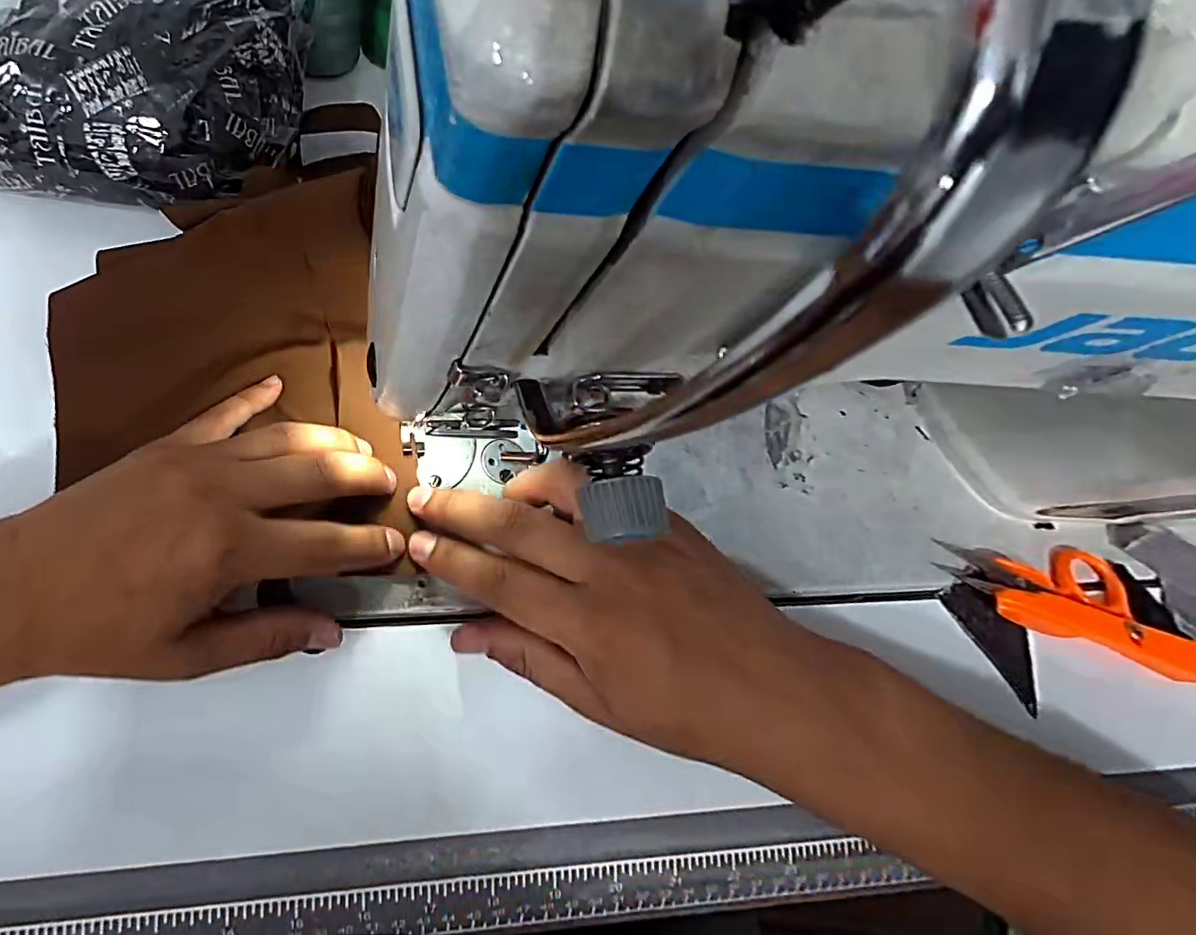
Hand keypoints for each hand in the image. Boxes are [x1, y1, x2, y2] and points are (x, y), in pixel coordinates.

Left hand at [0, 376, 402, 713]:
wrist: (16, 587)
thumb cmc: (100, 631)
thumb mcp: (184, 656)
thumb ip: (263, 640)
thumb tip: (328, 631)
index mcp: (230, 552)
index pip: (321, 543)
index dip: (364, 545)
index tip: (394, 543)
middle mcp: (223, 494)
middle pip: (314, 472)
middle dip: (361, 475)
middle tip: (389, 480)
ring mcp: (195, 459)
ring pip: (281, 436)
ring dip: (326, 437)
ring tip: (357, 445)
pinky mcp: (168, 443)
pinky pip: (223, 413)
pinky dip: (254, 397)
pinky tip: (277, 385)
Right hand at [407, 462, 870, 774]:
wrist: (774, 689)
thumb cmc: (686, 710)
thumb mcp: (596, 700)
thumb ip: (527, 657)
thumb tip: (471, 635)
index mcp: (587, 624)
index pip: (498, 580)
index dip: (451, 560)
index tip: (420, 545)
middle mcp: (608, 570)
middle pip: (516, 525)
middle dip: (459, 509)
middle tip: (427, 499)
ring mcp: (640, 537)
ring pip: (562, 487)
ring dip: (518, 486)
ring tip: (498, 500)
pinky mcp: (666, 521)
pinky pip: (606, 491)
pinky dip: (569, 490)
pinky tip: (559, 507)